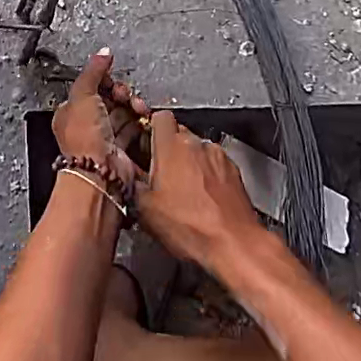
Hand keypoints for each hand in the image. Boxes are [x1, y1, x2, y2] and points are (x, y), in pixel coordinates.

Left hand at [52, 48, 149, 195]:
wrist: (99, 174)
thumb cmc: (83, 139)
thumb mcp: (83, 94)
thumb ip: (93, 71)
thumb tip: (103, 53)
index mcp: (71, 112)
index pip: (90, 88)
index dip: (104, 81)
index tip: (113, 80)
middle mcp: (86, 126)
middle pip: (109, 100)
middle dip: (122, 94)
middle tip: (126, 95)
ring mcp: (104, 139)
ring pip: (122, 114)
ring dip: (133, 107)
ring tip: (138, 107)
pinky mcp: (121, 151)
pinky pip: (133, 130)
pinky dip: (140, 123)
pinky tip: (143, 119)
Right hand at [135, 112, 265, 268]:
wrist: (233, 244)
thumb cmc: (191, 226)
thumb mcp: (146, 209)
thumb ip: (132, 184)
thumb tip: (125, 175)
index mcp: (171, 146)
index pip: (160, 117)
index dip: (152, 128)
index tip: (148, 144)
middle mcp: (196, 143)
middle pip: (179, 134)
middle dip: (170, 150)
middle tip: (163, 175)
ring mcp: (217, 156)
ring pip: (198, 149)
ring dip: (191, 163)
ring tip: (186, 191)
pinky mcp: (234, 171)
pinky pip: (215, 164)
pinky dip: (209, 175)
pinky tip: (205, 199)